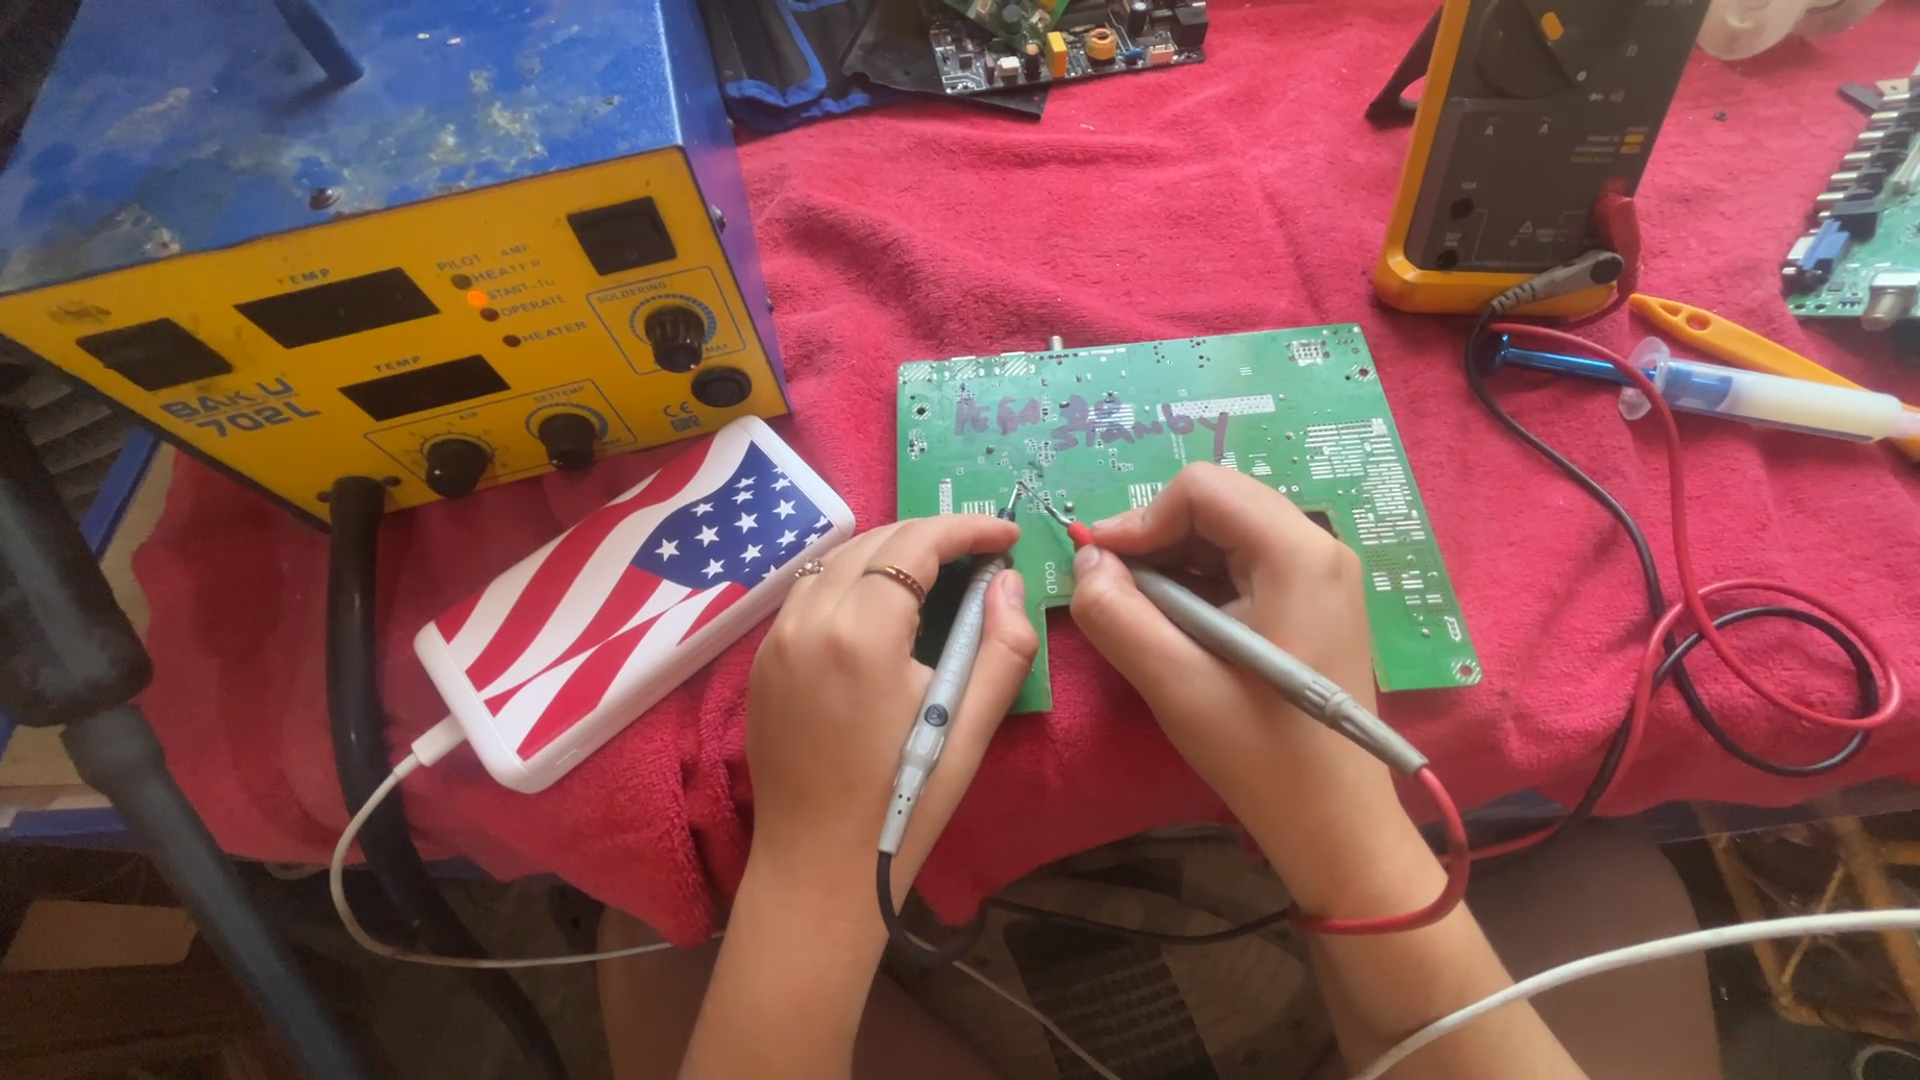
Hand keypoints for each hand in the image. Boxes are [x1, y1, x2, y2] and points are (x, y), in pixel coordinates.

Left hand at [744, 515, 1036, 926]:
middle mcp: (809, 619)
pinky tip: (882, 603)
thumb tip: (1007, 582)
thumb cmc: (903, 802)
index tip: (1005, 534)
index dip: (967, 529)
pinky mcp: (763, 658)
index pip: (916, 545)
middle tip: (978, 552)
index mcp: (862, 634)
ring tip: (936, 570)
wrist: (817, 867)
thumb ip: (1003, 646)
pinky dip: (853, 577)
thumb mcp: (970, 728)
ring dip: (890, 551)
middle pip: (875, 540)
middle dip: (931, 534)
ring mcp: (776, 637)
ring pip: (837, 558)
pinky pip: (811, 590)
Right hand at [1067, 464, 1426, 913]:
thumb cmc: (1261, 755)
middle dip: (1154, 538)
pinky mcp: (1310, 599)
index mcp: (1297, 554)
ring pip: (1223, 531)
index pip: (1202, 488)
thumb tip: (1086, 562)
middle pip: (1215, 503)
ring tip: (1144, 613)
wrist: (1335, 822)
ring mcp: (1319, 573)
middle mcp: (1318, 546)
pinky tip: (1179, 626)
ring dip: (1171, 561)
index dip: (1140, 519)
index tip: (1102, 567)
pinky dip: (1195, 581)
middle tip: (1115, 589)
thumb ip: (1116, 614)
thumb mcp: (1174, 684)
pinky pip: (1239, 562)